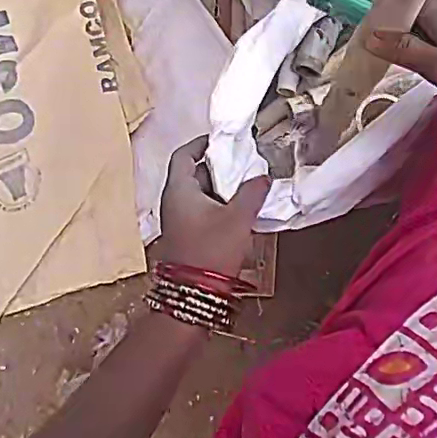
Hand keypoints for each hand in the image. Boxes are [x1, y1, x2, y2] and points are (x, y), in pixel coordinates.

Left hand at [157, 137, 268, 275]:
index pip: (183, 154)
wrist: (193, 297)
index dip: (202, 143)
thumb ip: (252, 192)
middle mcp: (173, 200)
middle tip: (243, 161)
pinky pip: (201, 208)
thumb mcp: (238, 218)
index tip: (223, 140)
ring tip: (246, 182)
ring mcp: (177, 219)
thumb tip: (263, 176)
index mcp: (178, 189)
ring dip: (220, 186)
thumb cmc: (211, 249)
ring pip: (198, 192)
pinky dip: (218, 202)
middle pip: (192, 172)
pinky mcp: (185, 234)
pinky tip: (239, 207)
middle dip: (218, 165)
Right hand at [365, 0, 436, 115]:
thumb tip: (369, 33)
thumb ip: (404, 49)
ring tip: (412, 59)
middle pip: (409, 1)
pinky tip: (435, 55)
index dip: (376, 11)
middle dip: (394, 22)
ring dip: (414, 30)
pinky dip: (432, 32)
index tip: (365, 33)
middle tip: (387, 54)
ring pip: (426, 10)